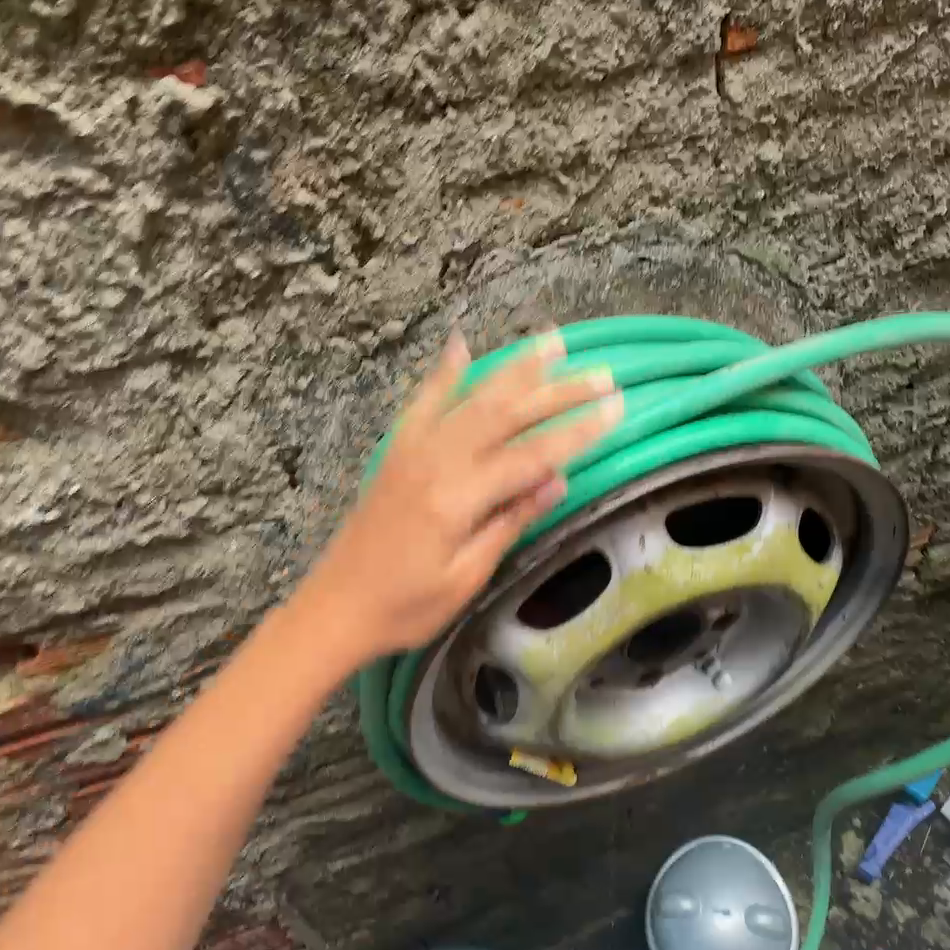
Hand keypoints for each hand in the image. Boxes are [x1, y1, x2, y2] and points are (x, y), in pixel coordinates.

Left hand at [297, 331, 622, 659]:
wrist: (334, 609)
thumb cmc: (405, 607)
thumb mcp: (466, 577)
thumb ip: (509, 523)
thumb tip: (556, 481)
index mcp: (457, 497)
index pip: (532, 455)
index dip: (578, 431)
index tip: (616, 408)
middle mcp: (436, 461)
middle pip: (507, 414)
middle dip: (558, 391)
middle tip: (601, 374)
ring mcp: (412, 450)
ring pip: (472, 398)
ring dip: (515, 368)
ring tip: (551, 341)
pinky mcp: (397, 452)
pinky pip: (424, 402)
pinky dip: (445, 373)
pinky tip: (462, 346)